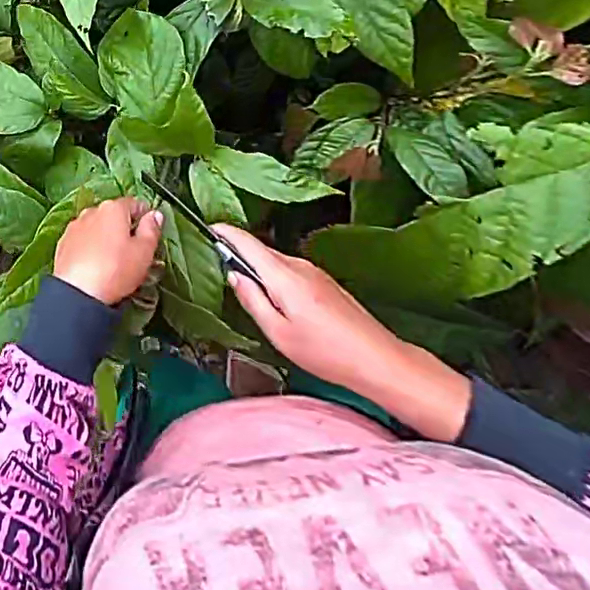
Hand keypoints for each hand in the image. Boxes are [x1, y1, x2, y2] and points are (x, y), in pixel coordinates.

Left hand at [53, 198, 163, 304]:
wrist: (77, 290)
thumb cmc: (114, 270)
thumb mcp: (144, 251)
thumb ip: (151, 229)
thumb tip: (155, 215)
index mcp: (113, 209)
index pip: (133, 203)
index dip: (145, 214)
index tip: (150, 225)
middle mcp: (91, 212)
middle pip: (113, 214)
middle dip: (124, 226)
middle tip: (135, 246)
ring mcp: (75, 226)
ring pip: (97, 226)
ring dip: (106, 236)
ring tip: (115, 257)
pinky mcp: (64, 242)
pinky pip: (83, 239)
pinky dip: (91, 246)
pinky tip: (97, 262)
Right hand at [217, 224, 470, 440]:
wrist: (381, 361)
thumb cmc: (328, 352)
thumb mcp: (278, 332)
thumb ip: (251, 300)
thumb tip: (234, 276)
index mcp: (284, 276)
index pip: (247, 241)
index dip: (224, 232)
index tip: (208, 228)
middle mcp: (299, 266)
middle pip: (260, 249)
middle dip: (238, 252)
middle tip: (218, 265)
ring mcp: (315, 272)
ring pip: (275, 260)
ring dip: (257, 267)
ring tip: (246, 289)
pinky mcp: (324, 282)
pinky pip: (289, 270)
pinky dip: (274, 276)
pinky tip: (275, 299)